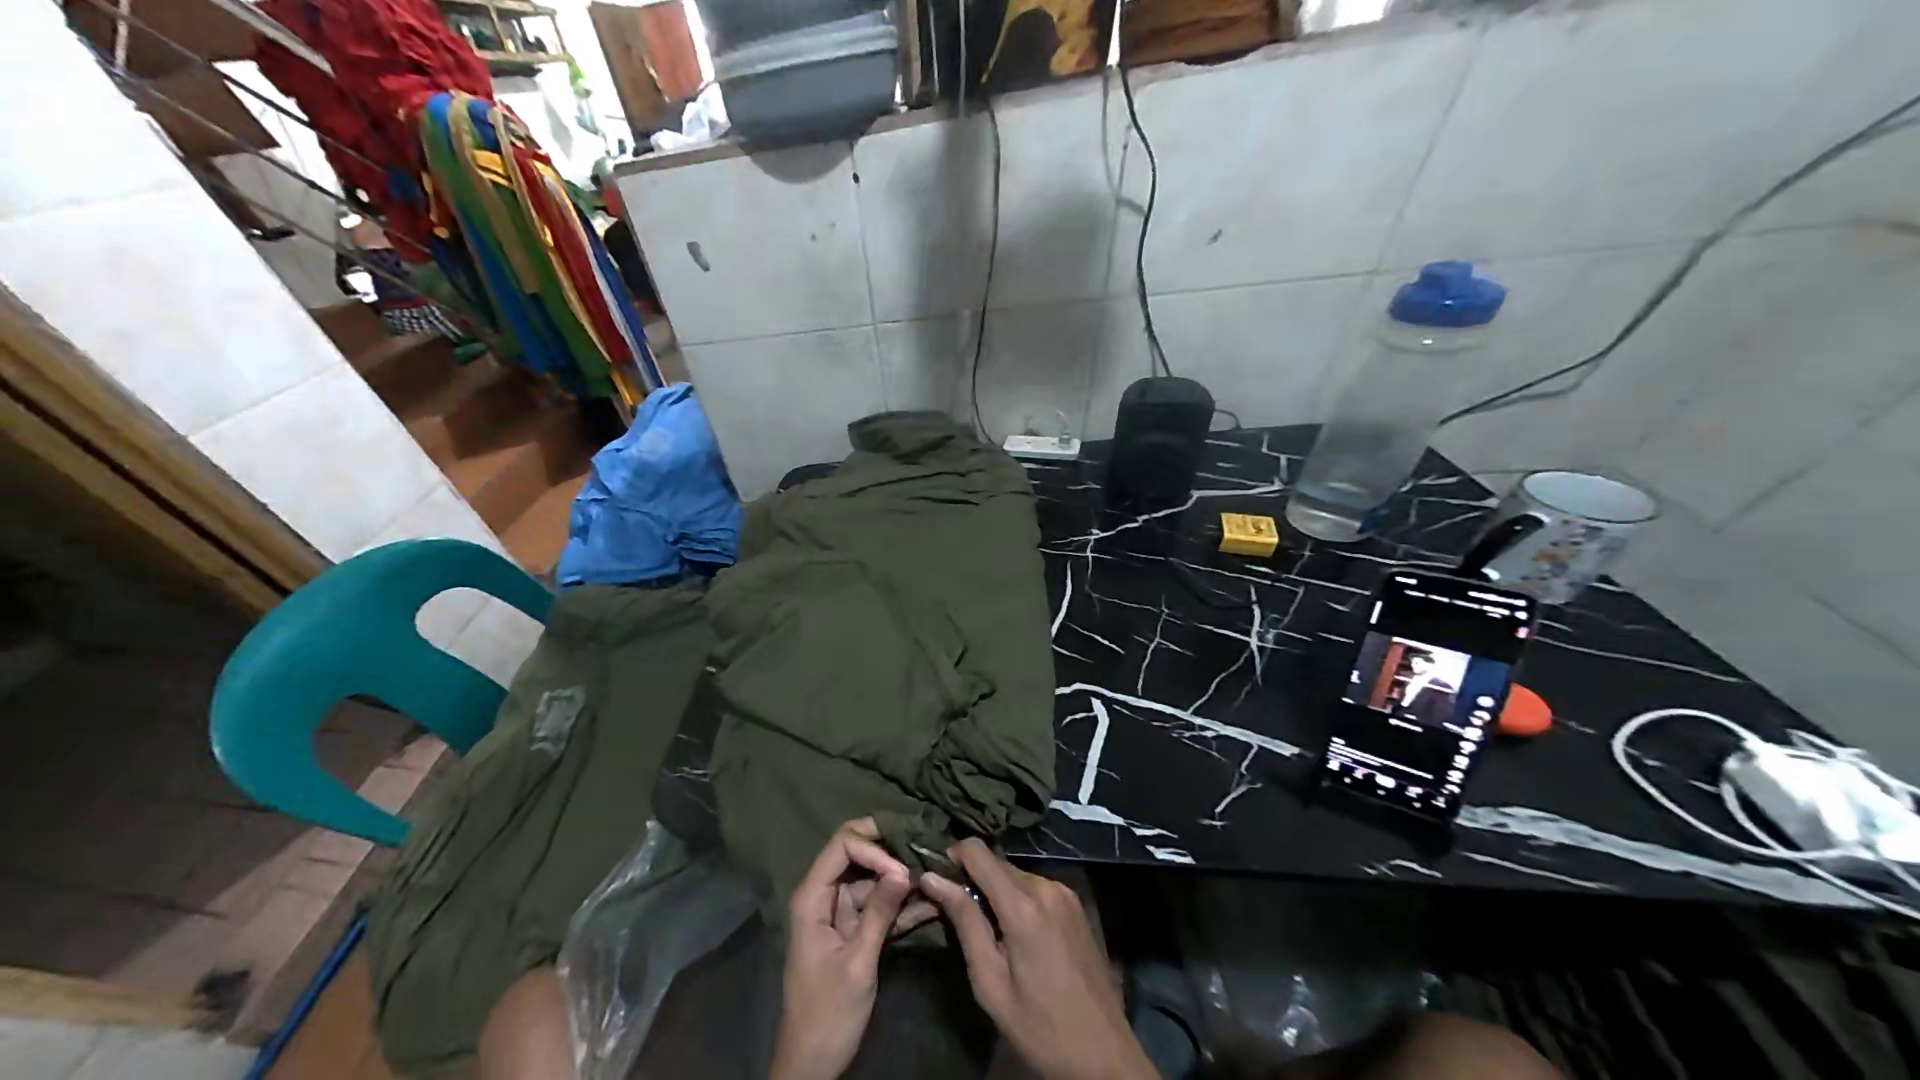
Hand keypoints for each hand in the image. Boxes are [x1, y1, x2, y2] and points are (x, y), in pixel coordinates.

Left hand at [770, 818, 937, 1079]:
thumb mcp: (857, 963)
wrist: (813, 1062)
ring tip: (937, 872)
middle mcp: (824, 896)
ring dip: (902, 877)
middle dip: (889, 849)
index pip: (842, 846)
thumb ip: (880, 913)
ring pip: (873, 878)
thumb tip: (904, 869)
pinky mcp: (855, 929)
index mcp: (812, 898)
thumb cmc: (828, 1013)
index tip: (903, 869)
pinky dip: (902, 903)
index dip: (873, 848)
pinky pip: (879, 905)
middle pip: (855, 853)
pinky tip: (931, 899)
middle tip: (924, 849)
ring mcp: (840, 912)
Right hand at [921, 840, 1157, 1079]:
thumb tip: (932, 879)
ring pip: (1015, 875)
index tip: (938, 882)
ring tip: (987, 931)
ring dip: (995, 892)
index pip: (977, 850)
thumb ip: (964, 922)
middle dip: (971, 879)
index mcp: (1023, 904)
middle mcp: (1046, 886)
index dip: (953, 857)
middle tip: (956, 915)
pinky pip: (1035, 888)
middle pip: (996, 862)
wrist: (1102, 1053)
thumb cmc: (1039, 1025)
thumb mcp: (990, 981)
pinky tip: (1015, 934)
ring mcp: (1065, 893)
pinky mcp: (1075, 904)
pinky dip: (1017, 899)